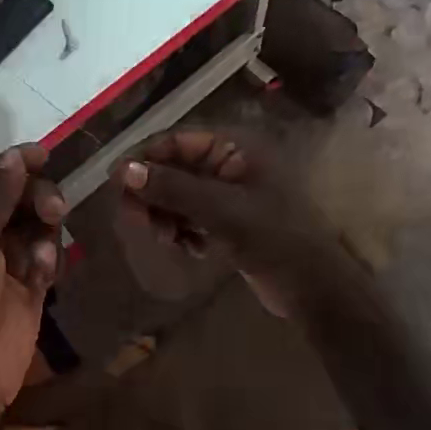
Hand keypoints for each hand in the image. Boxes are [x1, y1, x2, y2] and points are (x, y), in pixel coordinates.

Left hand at [0, 145, 66, 424]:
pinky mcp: (34, 281)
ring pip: (40, 221)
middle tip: (54, 208)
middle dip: (40, 195)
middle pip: (22, 194)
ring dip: (47, 228)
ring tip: (42, 254)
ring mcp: (12, 258)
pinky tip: (43, 274)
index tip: (45, 153)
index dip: (16, 161)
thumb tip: (15, 155)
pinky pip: (50, 252)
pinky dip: (50, 257)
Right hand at [114, 131, 346, 319]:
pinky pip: (190, 216)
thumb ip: (173, 189)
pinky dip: (181, 230)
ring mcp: (229, 192)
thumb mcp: (222, 211)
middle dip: (153, 192)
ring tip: (165, 240)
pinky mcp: (228, 220)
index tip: (115, 181)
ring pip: (179, 194)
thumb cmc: (275, 237)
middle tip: (134, 220)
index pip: (178, 140)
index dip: (145, 157)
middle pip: (174, 167)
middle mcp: (230, 162)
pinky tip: (187, 248)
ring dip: (165, 215)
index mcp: (235, 146)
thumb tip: (123, 170)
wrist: (315, 290)